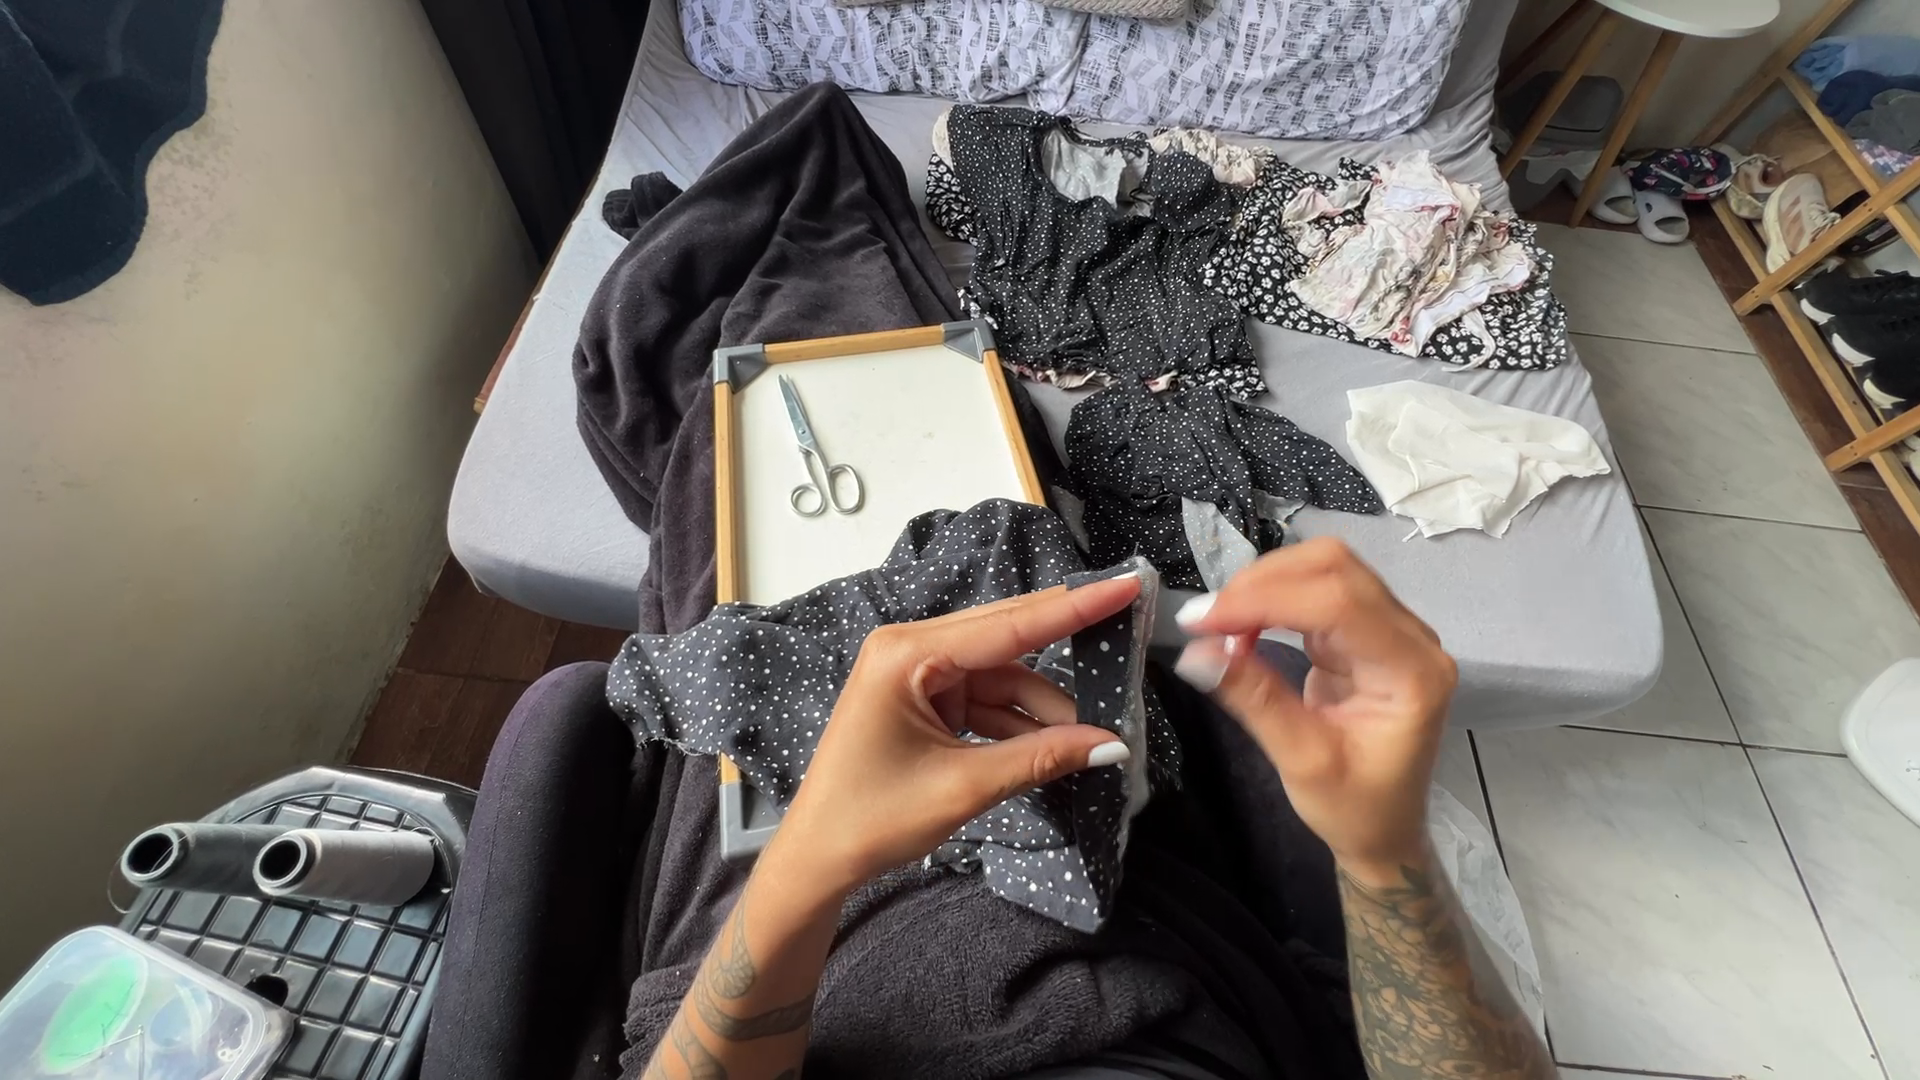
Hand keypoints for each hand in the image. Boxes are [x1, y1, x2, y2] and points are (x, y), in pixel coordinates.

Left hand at [772, 575, 1141, 897]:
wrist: (818, 856)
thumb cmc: (874, 817)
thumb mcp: (963, 786)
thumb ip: (1040, 757)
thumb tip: (1113, 745)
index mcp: (908, 653)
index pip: (1008, 625)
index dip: (1072, 607)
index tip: (1124, 583)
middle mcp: (911, 648)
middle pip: (1005, 637)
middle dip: (1064, 643)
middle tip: (1123, 629)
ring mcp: (916, 672)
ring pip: (1000, 674)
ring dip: (1042, 706)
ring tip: (1089, 738)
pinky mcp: (923, 696)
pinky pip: (983, 698)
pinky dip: (1016, 721)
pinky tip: (1054, 744)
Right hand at [1172, 537, 1455, 885]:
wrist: (1385, 831)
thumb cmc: (1355, 807)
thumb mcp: (1301, 760)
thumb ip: (1253, 698)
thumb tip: (1194, 652)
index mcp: (1411, 673)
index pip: (1337, 603)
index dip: (1263, 600)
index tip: (1201, 621)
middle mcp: (1410, 638)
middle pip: (1334, 567)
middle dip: (1261, 582)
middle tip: (1208, 620)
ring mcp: (1389, 628)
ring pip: (1323, 568)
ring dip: (1262, 584)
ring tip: (1221, 624)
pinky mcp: (1363, 630)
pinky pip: (1313, 589)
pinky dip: (1269, 597)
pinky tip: (1243, 627)